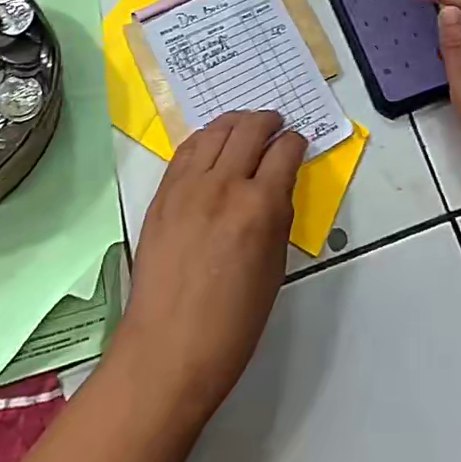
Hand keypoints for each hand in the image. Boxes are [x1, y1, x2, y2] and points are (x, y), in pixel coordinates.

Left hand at [115, 111, 303, 417]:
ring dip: (233, 122)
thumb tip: (275, 190)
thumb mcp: (273, 270)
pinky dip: (203, 138)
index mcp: (259, 207)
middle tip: (276, 120)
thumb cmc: (232, 322)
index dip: (294, 143)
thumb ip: (276, 220)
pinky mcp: (162, 193)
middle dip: (266, 121)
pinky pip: (185, 152)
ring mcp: (186, 186)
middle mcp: (222, 185)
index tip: (298, 140)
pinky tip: (210, 139)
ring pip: (213, 134)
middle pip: (247, 133)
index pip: (283, 155)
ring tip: (245, 119)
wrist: (169, 342)